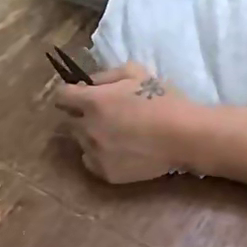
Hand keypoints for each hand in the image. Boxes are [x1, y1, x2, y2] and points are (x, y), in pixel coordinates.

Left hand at [54, 63, 192, 183]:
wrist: (184, 136)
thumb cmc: (163, 99)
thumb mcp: (136, 72)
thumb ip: (105, 75)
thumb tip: (87, 83)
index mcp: (93, 102)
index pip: (61, 96)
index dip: (69, 93)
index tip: (78, 95)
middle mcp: (88, 128)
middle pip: (70, 121)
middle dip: (82, 115)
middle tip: (105, 114)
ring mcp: (95, 153)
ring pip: (81, 142)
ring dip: (91, 135)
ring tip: (116, 133)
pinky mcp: (106, 173)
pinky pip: (91, 161)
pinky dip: (100, 154)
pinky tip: (121, 149)